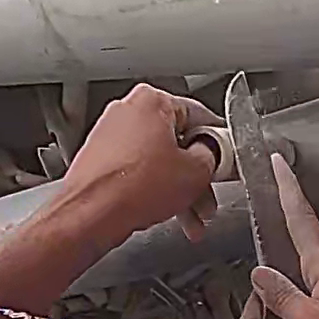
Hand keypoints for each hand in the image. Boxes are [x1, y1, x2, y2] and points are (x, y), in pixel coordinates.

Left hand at [60, 84, 221, 242]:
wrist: (92, 215)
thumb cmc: (133, 188)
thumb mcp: (197, 171)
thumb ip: (212, 156)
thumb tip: (212, 154)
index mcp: (151, 101)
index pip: (200, 115)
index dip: (219, 142)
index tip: (226, 159)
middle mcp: (128, 113)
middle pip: (179, 143)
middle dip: (197, 176)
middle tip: (209, 194)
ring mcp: (112, 136)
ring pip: (161, 163)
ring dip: (181, 191)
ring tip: (194, 217)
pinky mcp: (102, 161)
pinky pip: (141, 174)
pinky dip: (158, 192)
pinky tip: (171, 213)